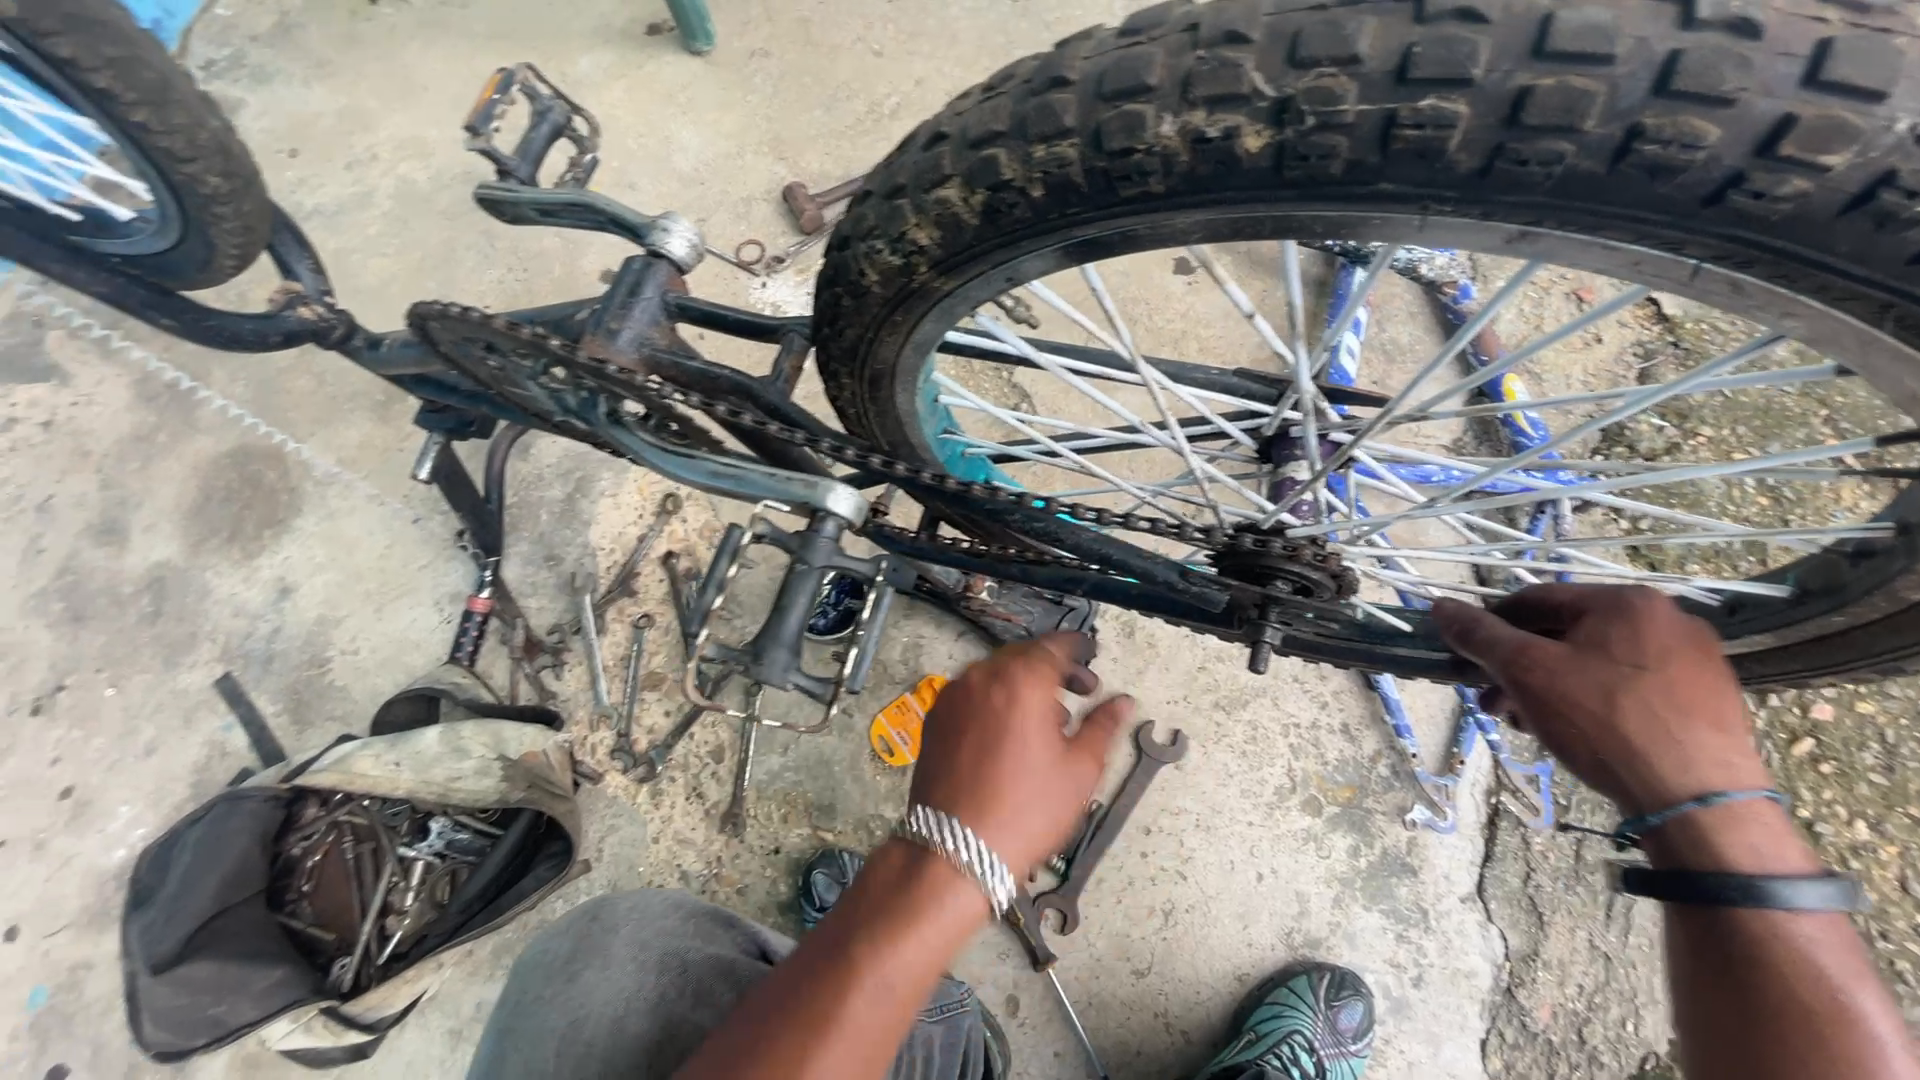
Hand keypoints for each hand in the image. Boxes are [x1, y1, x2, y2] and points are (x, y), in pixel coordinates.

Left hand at [909, 632, 1132, 874]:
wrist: (957, 848)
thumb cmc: (1026, 810)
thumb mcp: (1080, 769)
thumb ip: (1104, 725)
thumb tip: (1123, 702)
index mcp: (1022, 680)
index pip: (1054, 646)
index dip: (1077, 648)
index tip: (1091, 654)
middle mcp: (982, 677)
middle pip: (1023, 656)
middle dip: (1053, 668)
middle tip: (1080, 691)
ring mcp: (953, 696)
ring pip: (995, 675)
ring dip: (1024, 684)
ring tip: (1049, 718)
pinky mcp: (935, 719)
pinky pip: (972, 695)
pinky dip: (996, 700)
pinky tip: (1011, 732)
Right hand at [1431, 585, 1772, 815]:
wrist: (1697, 798)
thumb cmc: (1603, 720)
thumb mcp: (1525, 671)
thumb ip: (1479, 634)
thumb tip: (1440, 606)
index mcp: (1625, 601)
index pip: (1534, 600)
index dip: (1490, 628)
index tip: (1469, 661)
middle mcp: (1667, 618)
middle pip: (1565, 634)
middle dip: (1518, 668)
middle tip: (1492, 702)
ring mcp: (1694, 659)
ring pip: (1595, 663)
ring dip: (1548, 687)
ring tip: (1525, 723)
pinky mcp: (1707, 698)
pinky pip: (1629, 686)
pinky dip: (1590, 701)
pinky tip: (1572, 732)